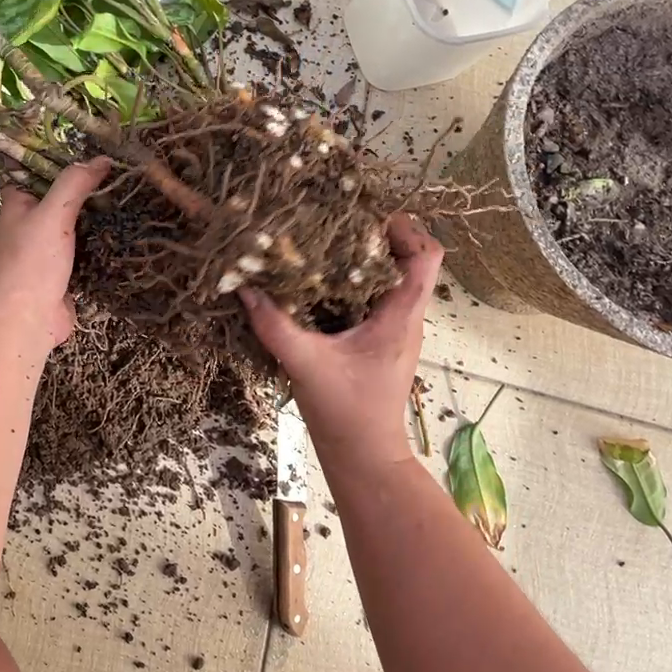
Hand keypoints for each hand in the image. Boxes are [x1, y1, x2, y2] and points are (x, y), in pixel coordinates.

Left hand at [0, 158, 108, 350]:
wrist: (26, 324)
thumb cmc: (30, 265)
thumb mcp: (52, 215)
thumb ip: (74, 184)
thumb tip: (101, 159)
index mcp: (17, 203)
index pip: (34, 168)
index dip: (58, 155)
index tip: (91, 145)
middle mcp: (29, 222)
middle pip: (59, 194)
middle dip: (85, 184)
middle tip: (120, 168)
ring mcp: (46, 248)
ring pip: (74, 221)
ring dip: (96, 212)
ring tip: (129, 191)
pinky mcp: (63, 270)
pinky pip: (85, 247)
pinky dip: (101, 238)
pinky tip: (125, 226)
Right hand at [238, 213, 442, 477]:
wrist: (363, 456)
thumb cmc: (346, 412)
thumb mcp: (305, 364)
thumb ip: (274, 325)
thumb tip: (244, 287)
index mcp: (400, 317)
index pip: (427, 258)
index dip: (407, 229)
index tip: (367, 215)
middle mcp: (404, 317)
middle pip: (408, 260)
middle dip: (376, 235)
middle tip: (335, 221)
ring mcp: (392, 329)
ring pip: (389, 278)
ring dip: (361, 257)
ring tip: (321, 243)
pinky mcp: (376, 340)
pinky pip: (370, 296)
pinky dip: (348, 280)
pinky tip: (314, 280)